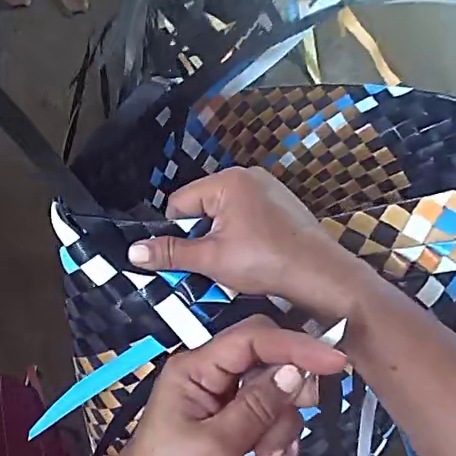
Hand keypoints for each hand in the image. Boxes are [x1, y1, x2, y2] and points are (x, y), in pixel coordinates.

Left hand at [102, 316, 347, 455]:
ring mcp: (216, 392)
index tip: (335, 361)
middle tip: (293, 424)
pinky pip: (262, 408)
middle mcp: (206, 371)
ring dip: (279, 422)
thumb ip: (258, 405)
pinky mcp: (225, 412)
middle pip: (266, 359)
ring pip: (270, 388)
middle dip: (287, 392)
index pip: (253, 338)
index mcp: (195, 368)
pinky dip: (273, 430)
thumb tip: (295, 371)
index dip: (297, 346)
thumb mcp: (218, 443)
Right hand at [125, 167, 366, 319]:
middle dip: (200, 238)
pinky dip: (241, 240)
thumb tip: (134, 252)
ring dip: (220, 241)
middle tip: (211, 264)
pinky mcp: (281, 208)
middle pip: (201, 209)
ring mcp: (268, 191)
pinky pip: (246, 220)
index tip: (187, 258)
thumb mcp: (210, 259)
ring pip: (223, 217)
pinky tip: (252, 260)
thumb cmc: (268, 262)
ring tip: (233, 264)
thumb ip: (170, 253)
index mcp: (228, 181)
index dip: (177, 234)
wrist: (321, 277)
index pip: (179, 203)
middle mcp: (249, 178)